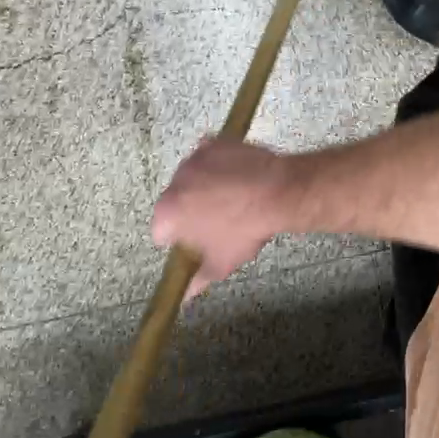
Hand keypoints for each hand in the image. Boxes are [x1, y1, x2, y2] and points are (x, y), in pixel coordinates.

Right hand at [151, 138, 294, 296]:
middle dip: (189, 209)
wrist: (277, 191)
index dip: (179, 238)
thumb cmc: (245, 230)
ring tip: (230, 196)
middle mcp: (175, 181)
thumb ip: (198, 280)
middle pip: (175, 200)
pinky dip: (216, 162)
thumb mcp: (221, 263)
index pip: (161, 231)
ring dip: (202, 185)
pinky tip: (234, 174)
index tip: (198, 240)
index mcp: (168, 213)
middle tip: (216, 219)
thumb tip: (186, 296)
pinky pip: (209, 154)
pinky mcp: (215, 141)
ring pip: (192, 176)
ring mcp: (195, 157)